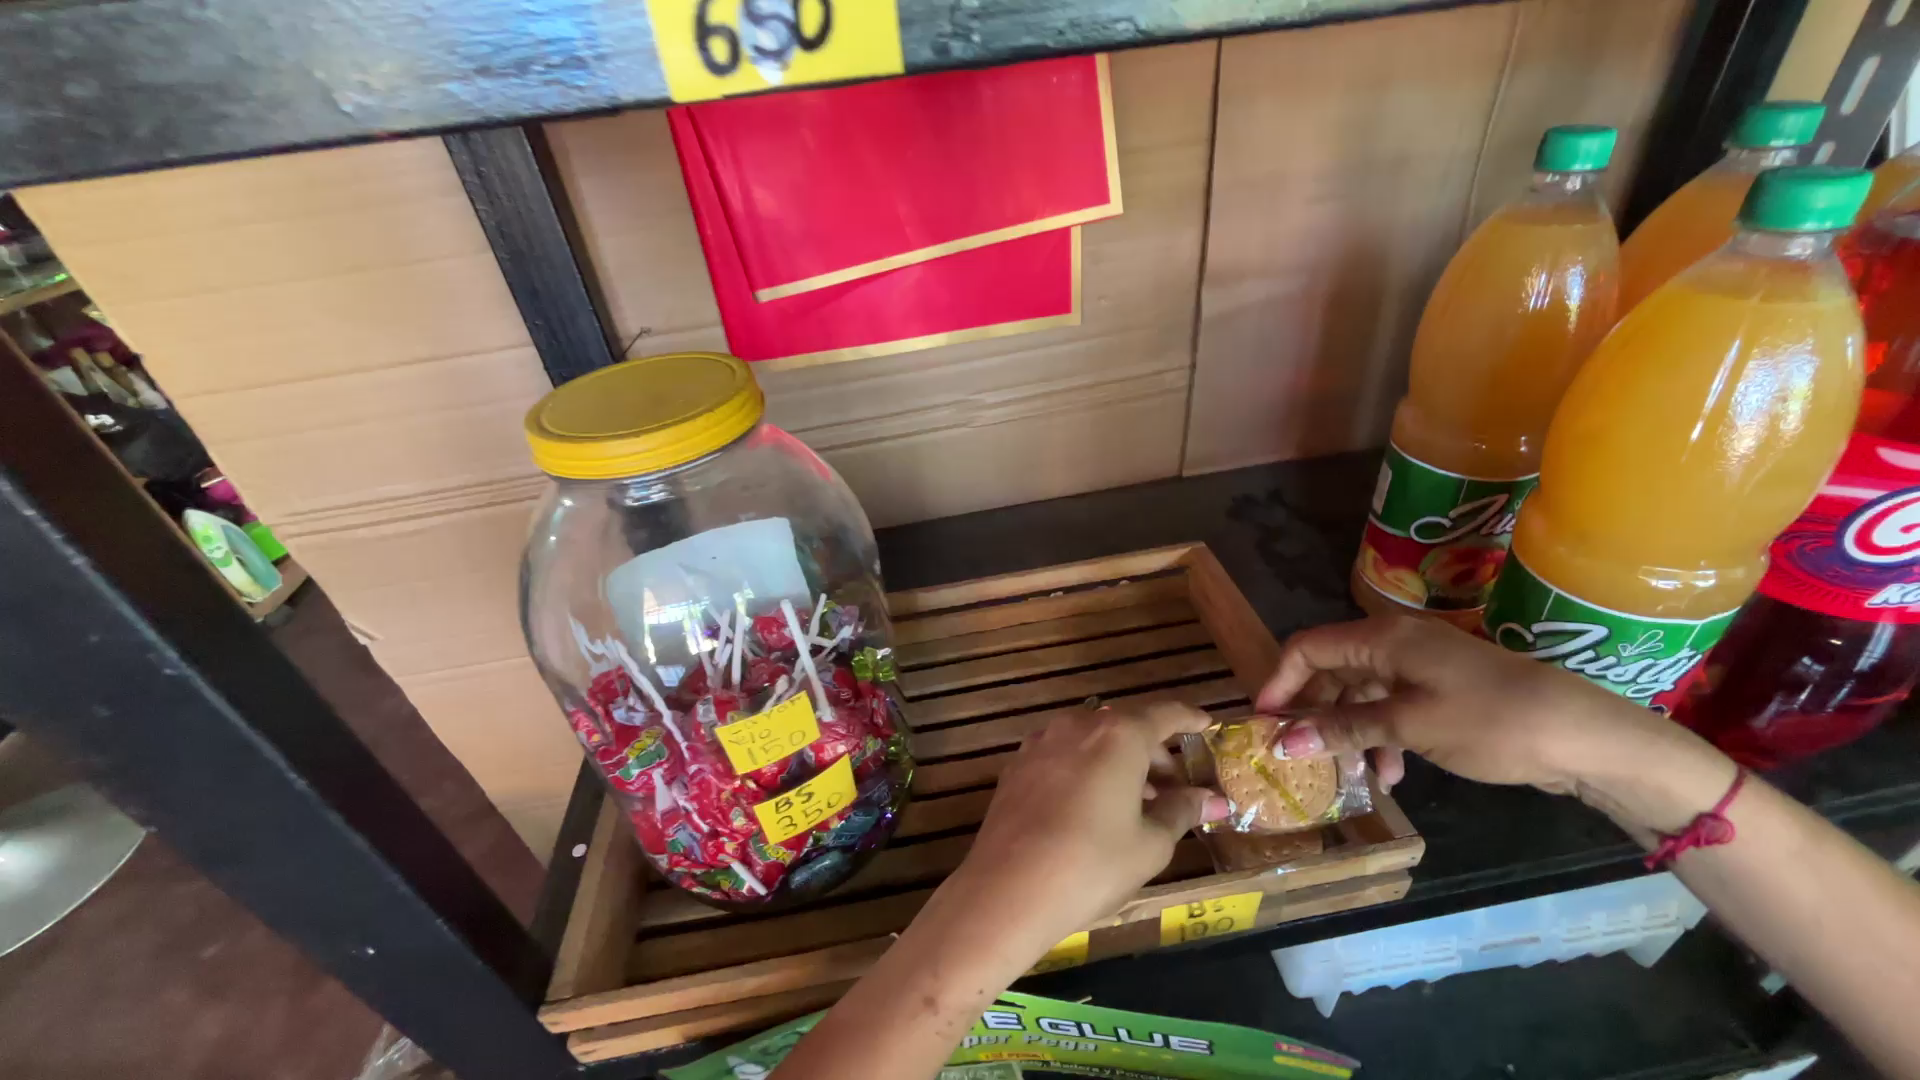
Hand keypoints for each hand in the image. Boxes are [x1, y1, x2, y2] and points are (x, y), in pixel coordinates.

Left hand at [939, 701, 1227, 952]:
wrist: (1008, 889)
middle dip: (1153, 750)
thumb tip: (1212, 799)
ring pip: (1091, 740)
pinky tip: (1091, 805)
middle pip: (1124, 726)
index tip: (1206, 725)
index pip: (1164, 714)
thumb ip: (1181, 811)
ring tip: (1136, 800)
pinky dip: (1085, 768)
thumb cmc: (1092, 865)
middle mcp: (1077, 725)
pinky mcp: (1016, 766)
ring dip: (1117, 760)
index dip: (1189, 718)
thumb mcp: (1150, 844)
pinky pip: (1063, 755)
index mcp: (1118, 735)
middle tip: (1174, 785)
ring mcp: (1041, 743)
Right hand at [1257, 615, 1683, 797]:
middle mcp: (1395, 644)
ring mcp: (1421, 666)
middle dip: (1314, 712)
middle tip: (1301, 755)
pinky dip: (1382, 735)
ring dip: (1350, 731)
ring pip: (1361, 694)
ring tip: (1355, 775)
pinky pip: (1392, 706)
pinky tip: (1392, 773)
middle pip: (1331, 671)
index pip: (1307, 647)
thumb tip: (1280, 741)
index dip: (1280, 682)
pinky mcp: (1442, 690)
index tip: (1264, 724)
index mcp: (1382, 639)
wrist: (1587, 736)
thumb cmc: (1489, 721)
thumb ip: (1342, 729)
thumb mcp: (1409, 727)